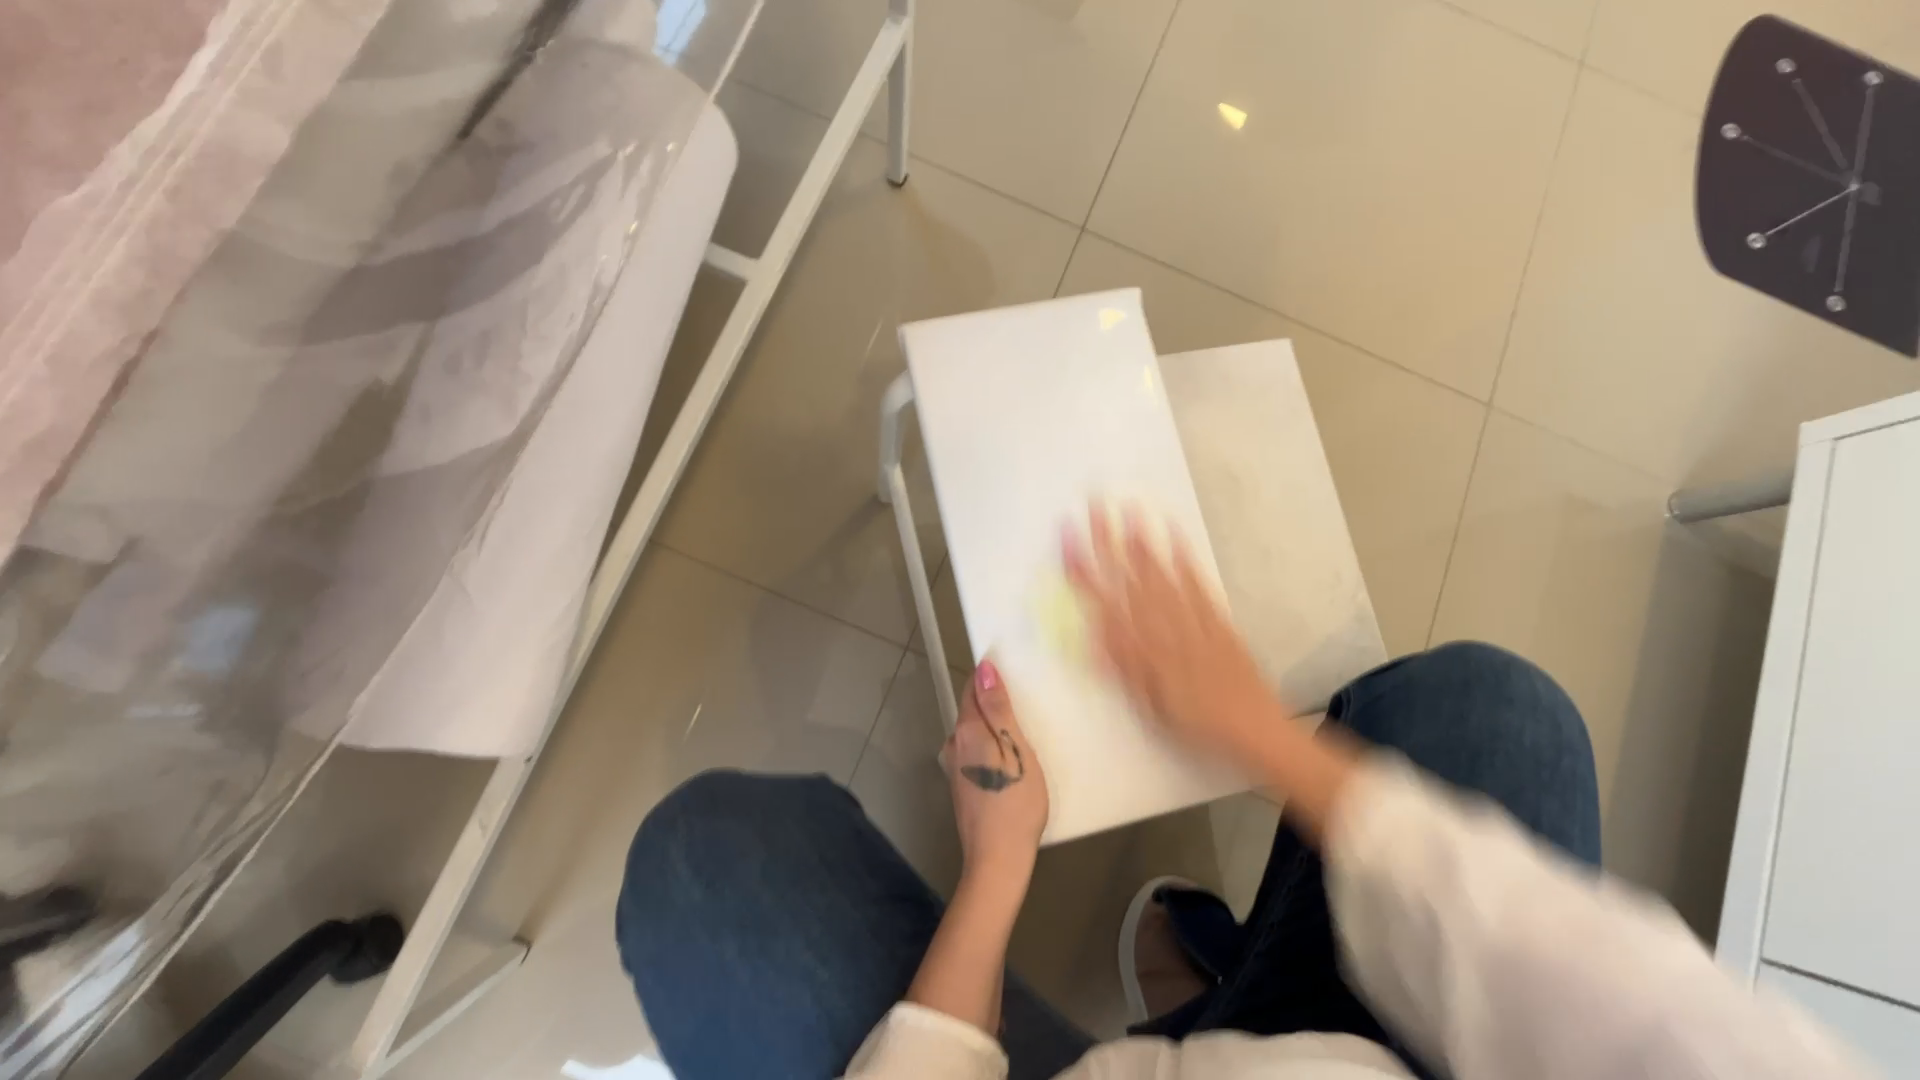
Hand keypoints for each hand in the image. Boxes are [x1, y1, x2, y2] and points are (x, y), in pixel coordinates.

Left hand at [944, 659, 1047, 887]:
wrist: (998, 858)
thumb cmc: (1014, 800)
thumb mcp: (1016, 749)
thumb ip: (998, 709)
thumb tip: (984, 669)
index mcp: (966, 731)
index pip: (972, 689)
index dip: (989, 677)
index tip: (1013, 670)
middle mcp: (954, 745)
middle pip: (973, 712)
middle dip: (994, 704)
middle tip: (1028, 702)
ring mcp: (955, 768)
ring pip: (975, 736)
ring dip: (994, 730)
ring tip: (1025, 733)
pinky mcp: (962, 787)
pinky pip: (977, 755)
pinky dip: (992, 751)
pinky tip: (1011, 762)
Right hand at [1063, 503, 1279, 760]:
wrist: (1255, 730)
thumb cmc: (1195, 724)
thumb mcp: (1149, 705)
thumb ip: (1121, 668)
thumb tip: (1087, 635)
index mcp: (1140, 650)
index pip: (1102, 600)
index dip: (1083, 566)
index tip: (1067, 536)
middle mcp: (1163, 627)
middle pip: (1129, 577)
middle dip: (1109, 539)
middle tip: (1094, 504)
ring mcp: (1192, 619)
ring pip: (1160, 574)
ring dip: (1142, 539)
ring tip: (1128, 508)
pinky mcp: (1217, 618)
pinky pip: (1197, 582)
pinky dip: (1184, 556)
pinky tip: (1174, 533)